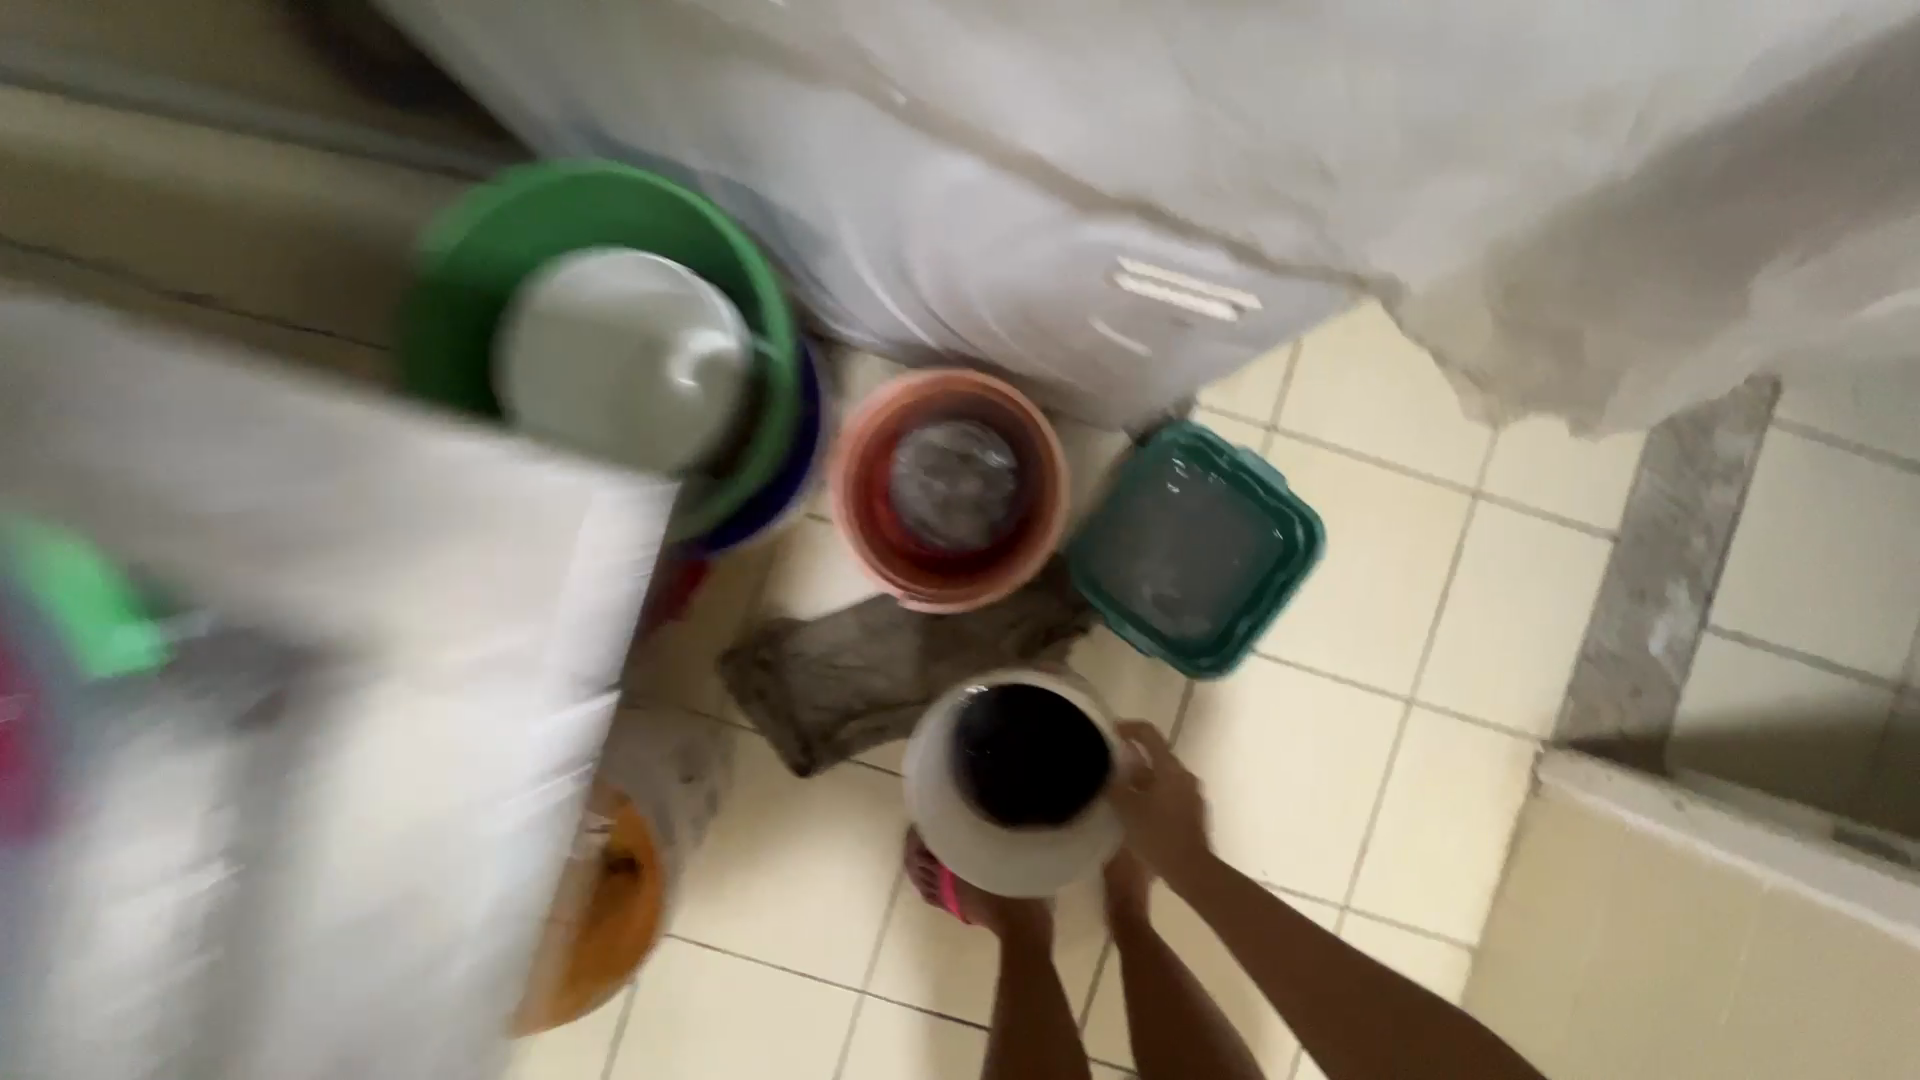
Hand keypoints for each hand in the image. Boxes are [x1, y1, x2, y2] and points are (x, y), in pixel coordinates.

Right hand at [1105, 721, 1213, 883]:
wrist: (1193, 871)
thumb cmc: (1158, 835)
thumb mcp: (1127, 809)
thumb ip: (1114, 786)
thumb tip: (1106, 773)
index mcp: (1170, 768)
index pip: (1149, 733)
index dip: (1128, 728)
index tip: (1110, 732)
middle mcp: (1185, 775)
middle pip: (1156, 756)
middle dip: (1132, 759)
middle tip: (1109, 768)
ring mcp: (1193, 794)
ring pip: (1163, 777)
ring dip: (1142, 780)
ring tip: (1120, 793)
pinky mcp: (1194, 813)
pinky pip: (1170, 794)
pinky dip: (1152, 795)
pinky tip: (1138, 813)